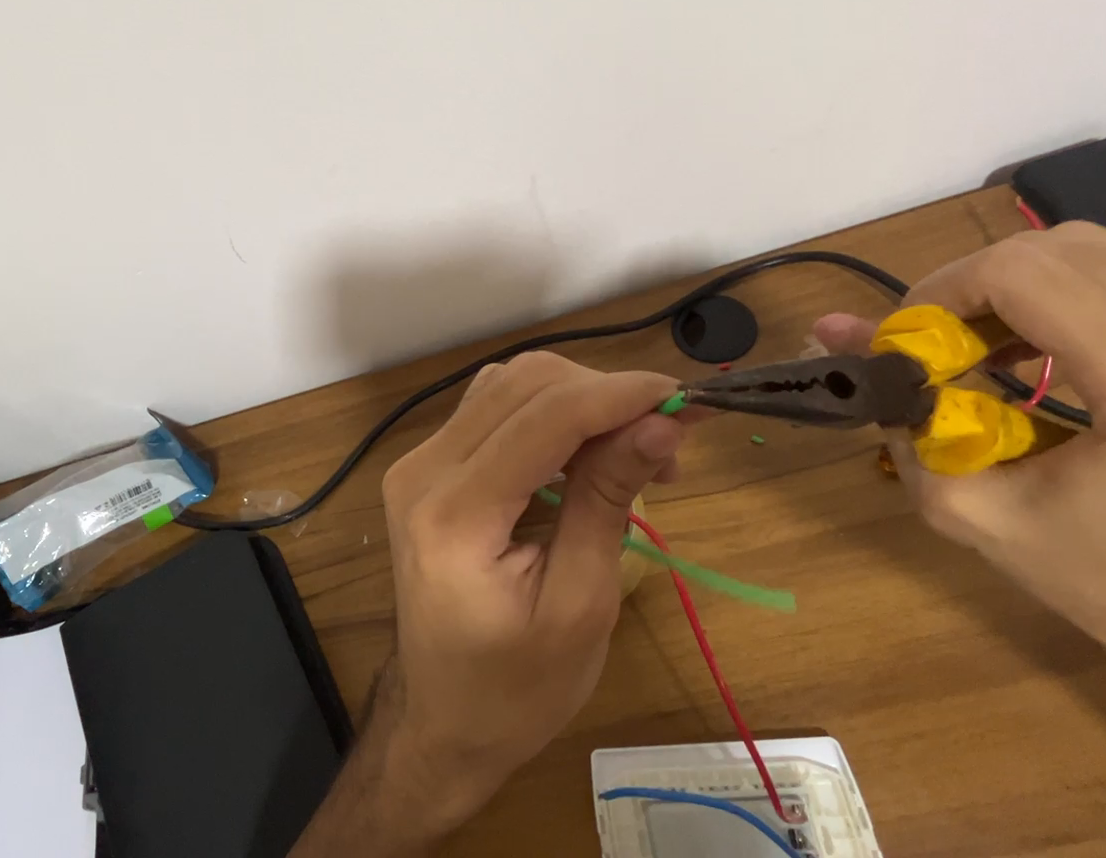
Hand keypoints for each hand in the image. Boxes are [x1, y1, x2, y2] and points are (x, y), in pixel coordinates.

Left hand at [288, 352, 689, 856]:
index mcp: (453, 514)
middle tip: (668, 441)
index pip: (544, 417)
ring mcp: (417, 464)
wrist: (442, 719)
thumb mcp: (579, 606)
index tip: (688, 398)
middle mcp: (421, 470)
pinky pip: (493, 410)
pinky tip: (587, 453)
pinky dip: (549, 415)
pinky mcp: (426, 468)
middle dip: (604, 394)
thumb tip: (661, 424)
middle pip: (523, 385)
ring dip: (579, 399)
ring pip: (508, 386)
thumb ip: (609, 503)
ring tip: (634, 451)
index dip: (620, 395)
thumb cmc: (516, 689)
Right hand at [817, 222, 1105, 773]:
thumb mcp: (983, 515)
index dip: (937, 292)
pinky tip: (1053, 354)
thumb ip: (904, 419)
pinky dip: (1080, 302)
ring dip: (1026, 291)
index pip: (1019, 272)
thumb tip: (831, 332)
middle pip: (1062, 247)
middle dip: (974, 288)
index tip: (907, 341)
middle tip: (940, 344)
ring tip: (989, 351)